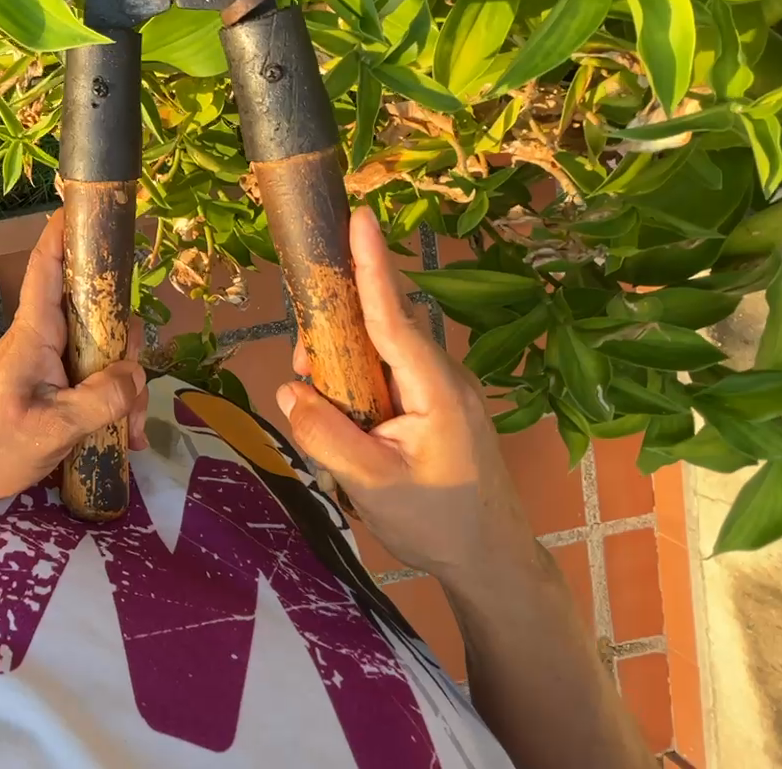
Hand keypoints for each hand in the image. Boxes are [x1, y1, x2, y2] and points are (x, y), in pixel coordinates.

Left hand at [0, 213, 149, 512]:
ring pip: (100, 351)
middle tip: (133, 401)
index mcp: (34, 334)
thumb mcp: (55, 428)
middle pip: (95, 314)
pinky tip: (121, 437)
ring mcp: (46, 363)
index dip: (63, 234)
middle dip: (126, 348)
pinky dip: (111, 403)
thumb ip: (102, 398)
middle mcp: (42, 339)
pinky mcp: (50, 386)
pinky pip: (91, 379)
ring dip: (123, 387)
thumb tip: (138, 372)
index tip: (83, 206)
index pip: (47, 268)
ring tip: (128, 433)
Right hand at [276, 208, 532, 586]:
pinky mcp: (427, 403)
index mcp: (435, 388)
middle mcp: (438, 376)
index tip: (360, 218)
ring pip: (371, 353)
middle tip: (306, 377)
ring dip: (337, 369)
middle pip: (373, 328)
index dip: (373, 265)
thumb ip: (326, 435)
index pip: (393, 316)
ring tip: (325, 414)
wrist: (493, 563)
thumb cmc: (440, 523)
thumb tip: (288, 388)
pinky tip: (344, 420)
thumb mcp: (373, 484)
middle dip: (330, 336)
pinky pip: (378, 374)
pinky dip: (350, 384)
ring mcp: (435, 388)